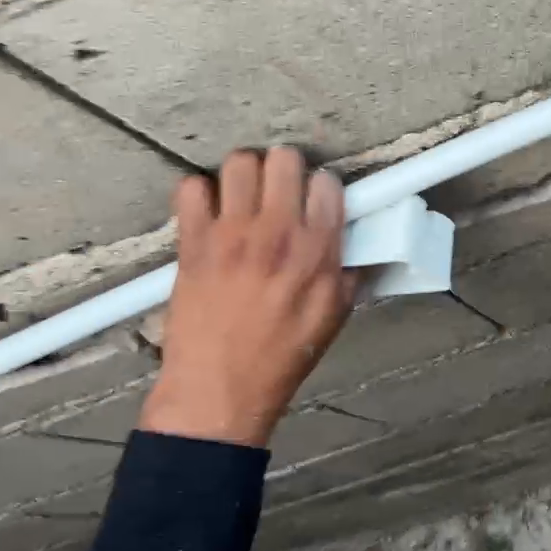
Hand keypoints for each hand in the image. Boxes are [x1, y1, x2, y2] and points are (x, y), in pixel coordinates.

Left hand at [138, 148, 356, 447]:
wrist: (219, 391)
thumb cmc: (282, 356)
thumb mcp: (334, 315)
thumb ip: (349, 270)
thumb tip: (359, 244)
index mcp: (318, 250)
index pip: (327, 182)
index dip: (323, 186)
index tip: (316, 198)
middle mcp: (277, 233)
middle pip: (284, 159)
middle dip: (285, 166)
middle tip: (280, 187)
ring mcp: (231, 235)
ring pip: (239, 163)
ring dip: (245, 174)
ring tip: (244, 194)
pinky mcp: (193, 244)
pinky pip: (191, 190)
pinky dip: (199, 194)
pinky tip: (209, 212)